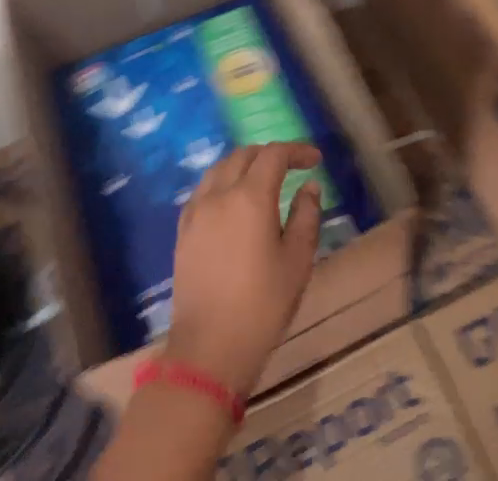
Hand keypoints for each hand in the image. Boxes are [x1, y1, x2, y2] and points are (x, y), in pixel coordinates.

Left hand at [166, 142, 323, 394]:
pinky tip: (233, 203)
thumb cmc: (263, 304)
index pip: (273, 155)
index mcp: (250, 198)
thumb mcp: (297, 261)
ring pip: (218, 170)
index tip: (315, 160)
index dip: (296, 150)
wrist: (211, 346)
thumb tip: (308, 187)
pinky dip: (222, 183)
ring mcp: (195, 213)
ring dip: (243, 165)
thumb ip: (305, 216)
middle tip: (291, 167)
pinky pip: (203, 191)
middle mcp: (218, 195)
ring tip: (262, 180)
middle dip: (269, 154)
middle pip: (242, 156)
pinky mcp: (182, 232)